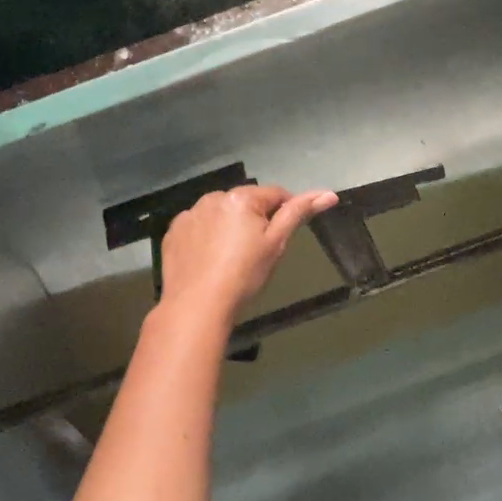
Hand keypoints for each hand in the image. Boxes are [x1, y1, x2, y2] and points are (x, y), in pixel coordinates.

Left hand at [159, 185, 337, 322]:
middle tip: (256, 252)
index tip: (280, 239)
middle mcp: (213, 197)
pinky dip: (206, 235)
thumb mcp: (276, 244)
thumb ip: (299, 213)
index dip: (284, 213)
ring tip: (230, 258)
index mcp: (241, 197)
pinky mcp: (173, 231)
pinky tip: (208, 259)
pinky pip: (198, 225)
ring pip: (220, 212)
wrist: (196, 306)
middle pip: (246, 202)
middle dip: (254, 219)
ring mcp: (190, 214)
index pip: (275, 194)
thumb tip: (329, 194)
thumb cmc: (244, 275)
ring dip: (229, 225)